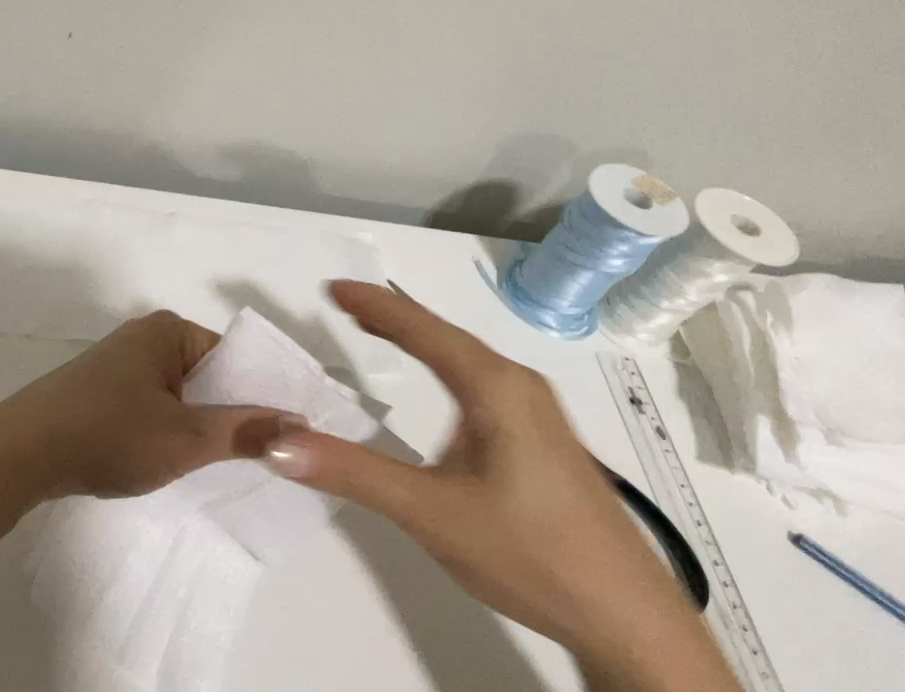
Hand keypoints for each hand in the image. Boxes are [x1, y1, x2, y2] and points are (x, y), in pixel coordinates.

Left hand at [0, 310, 295, 498]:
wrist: (21, 454)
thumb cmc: (109, 434)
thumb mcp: (186, 438)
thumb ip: (245, 431)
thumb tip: (299, 425)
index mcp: (168, 331)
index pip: (235, 357)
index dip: (262, 395)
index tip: (286, 436)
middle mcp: (145, 338)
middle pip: (209, 376)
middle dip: (231, 413)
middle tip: (260, 458)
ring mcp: (119, 365)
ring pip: (181, 395)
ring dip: (199, 426)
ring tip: (218, 465)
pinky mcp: (100, 392)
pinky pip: (152, 406)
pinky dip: (168, 430)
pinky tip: (170, 462)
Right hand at [263, 282, 737, 690]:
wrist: (628, 618)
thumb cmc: (529, 552)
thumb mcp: (429, 512)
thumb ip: (352, 472)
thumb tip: (276, 443)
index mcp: (495, 389)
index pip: (423, 330)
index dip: (374, 305)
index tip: (331, 286)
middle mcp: (520, 388)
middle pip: (446, 337)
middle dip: (393, 317)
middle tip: (343, 303)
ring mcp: (539, 415)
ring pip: (467, 360)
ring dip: (419, 341)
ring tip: (377, 330)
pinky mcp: (545, 442)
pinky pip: (482, 384)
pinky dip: (444, 368)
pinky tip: (437, 386)